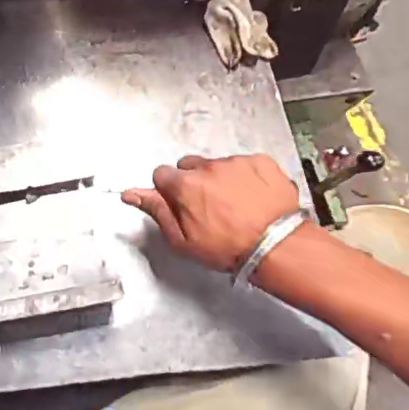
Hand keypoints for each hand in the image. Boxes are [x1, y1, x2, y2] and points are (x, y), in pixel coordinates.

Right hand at [122, 154, 299, 272]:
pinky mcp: (260, 161)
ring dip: (220, 179)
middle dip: (192, 182)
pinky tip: (251, 198)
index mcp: (185, 186)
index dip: (168, 190)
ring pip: (217, 165)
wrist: (276, 246)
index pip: (161, 174)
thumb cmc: (229, 248)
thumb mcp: (182, 240)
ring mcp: (236, 162)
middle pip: (189, 166)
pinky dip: (245, 177)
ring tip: (233, 205)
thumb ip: (156, 211)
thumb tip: (132, 194)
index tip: (179, 204)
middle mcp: (208, 167)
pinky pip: (244, 164)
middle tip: (206, 207)